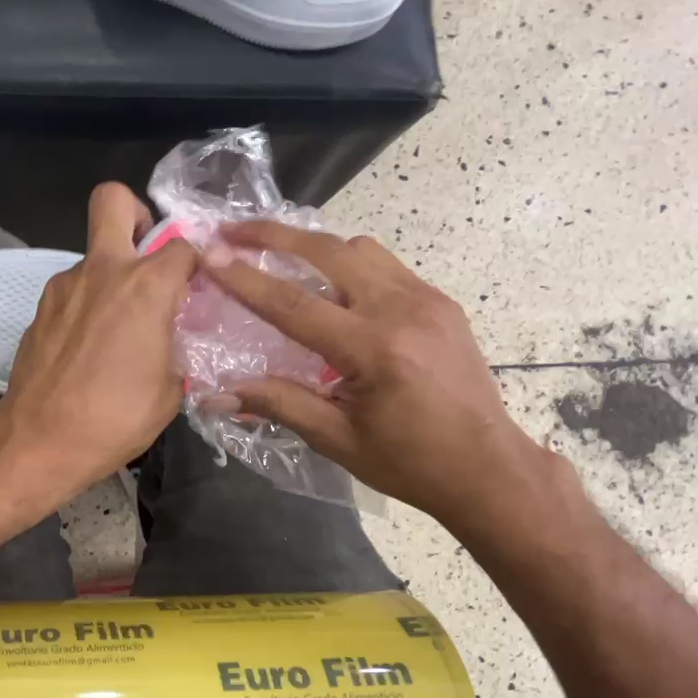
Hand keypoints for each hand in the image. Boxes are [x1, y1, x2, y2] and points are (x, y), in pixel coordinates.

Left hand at [0, 183, 197, 507]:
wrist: (39, 440)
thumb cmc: (114, 418)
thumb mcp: (170, 390)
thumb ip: (178, 347)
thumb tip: (172, 337)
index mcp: (146, 286)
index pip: (184, 245)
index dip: (197, 261)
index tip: (199, 285)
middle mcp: (102, 272)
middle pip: (113, 201)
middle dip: (135, 214)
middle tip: (147, 253)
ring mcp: (63, 288)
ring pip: (91, 257)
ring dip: (110, 277)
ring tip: (118, 328)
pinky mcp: (38, 311)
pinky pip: (71, 293)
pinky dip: (85, 307)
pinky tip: (89, 348)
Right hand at [202, 222, 554, 522]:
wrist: (487, 466)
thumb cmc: (408, 461)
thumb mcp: (335, 438)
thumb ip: (278, 404)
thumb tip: (216, 394)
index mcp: (374, 349)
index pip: (295, 305)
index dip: (246, 279)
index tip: (211, 254)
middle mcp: (403, 310)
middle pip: (329, 251)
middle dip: (275, 234)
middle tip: (233, 231)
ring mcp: (427, 300)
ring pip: (360, 249)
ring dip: (313, 245)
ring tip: (275, 253)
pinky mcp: (439, 302)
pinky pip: (384, 266)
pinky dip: (345, 263)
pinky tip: (325, 285)